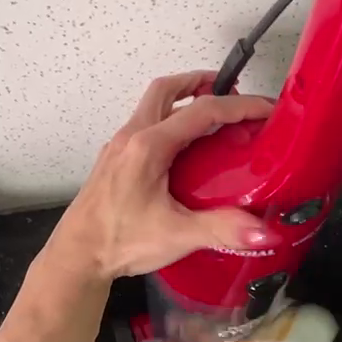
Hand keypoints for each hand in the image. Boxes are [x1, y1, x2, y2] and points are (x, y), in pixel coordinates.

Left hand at [46, 72, 275, 284]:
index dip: (239, 106)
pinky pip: (143, 128)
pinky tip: (182, 150)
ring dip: (181, 101)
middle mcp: (130, 139)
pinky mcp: (114, 163)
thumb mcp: (176, 235)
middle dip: (200, 83)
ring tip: (210, 115)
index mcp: (147, 146)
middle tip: (229, 90)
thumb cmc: (117, 242)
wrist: (76, 258)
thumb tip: (263, 230)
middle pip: (166, 90)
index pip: (201, 111)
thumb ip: (222, 229)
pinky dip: (167, 123)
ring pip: (151, 107)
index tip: (265, 109)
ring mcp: (118, 149)